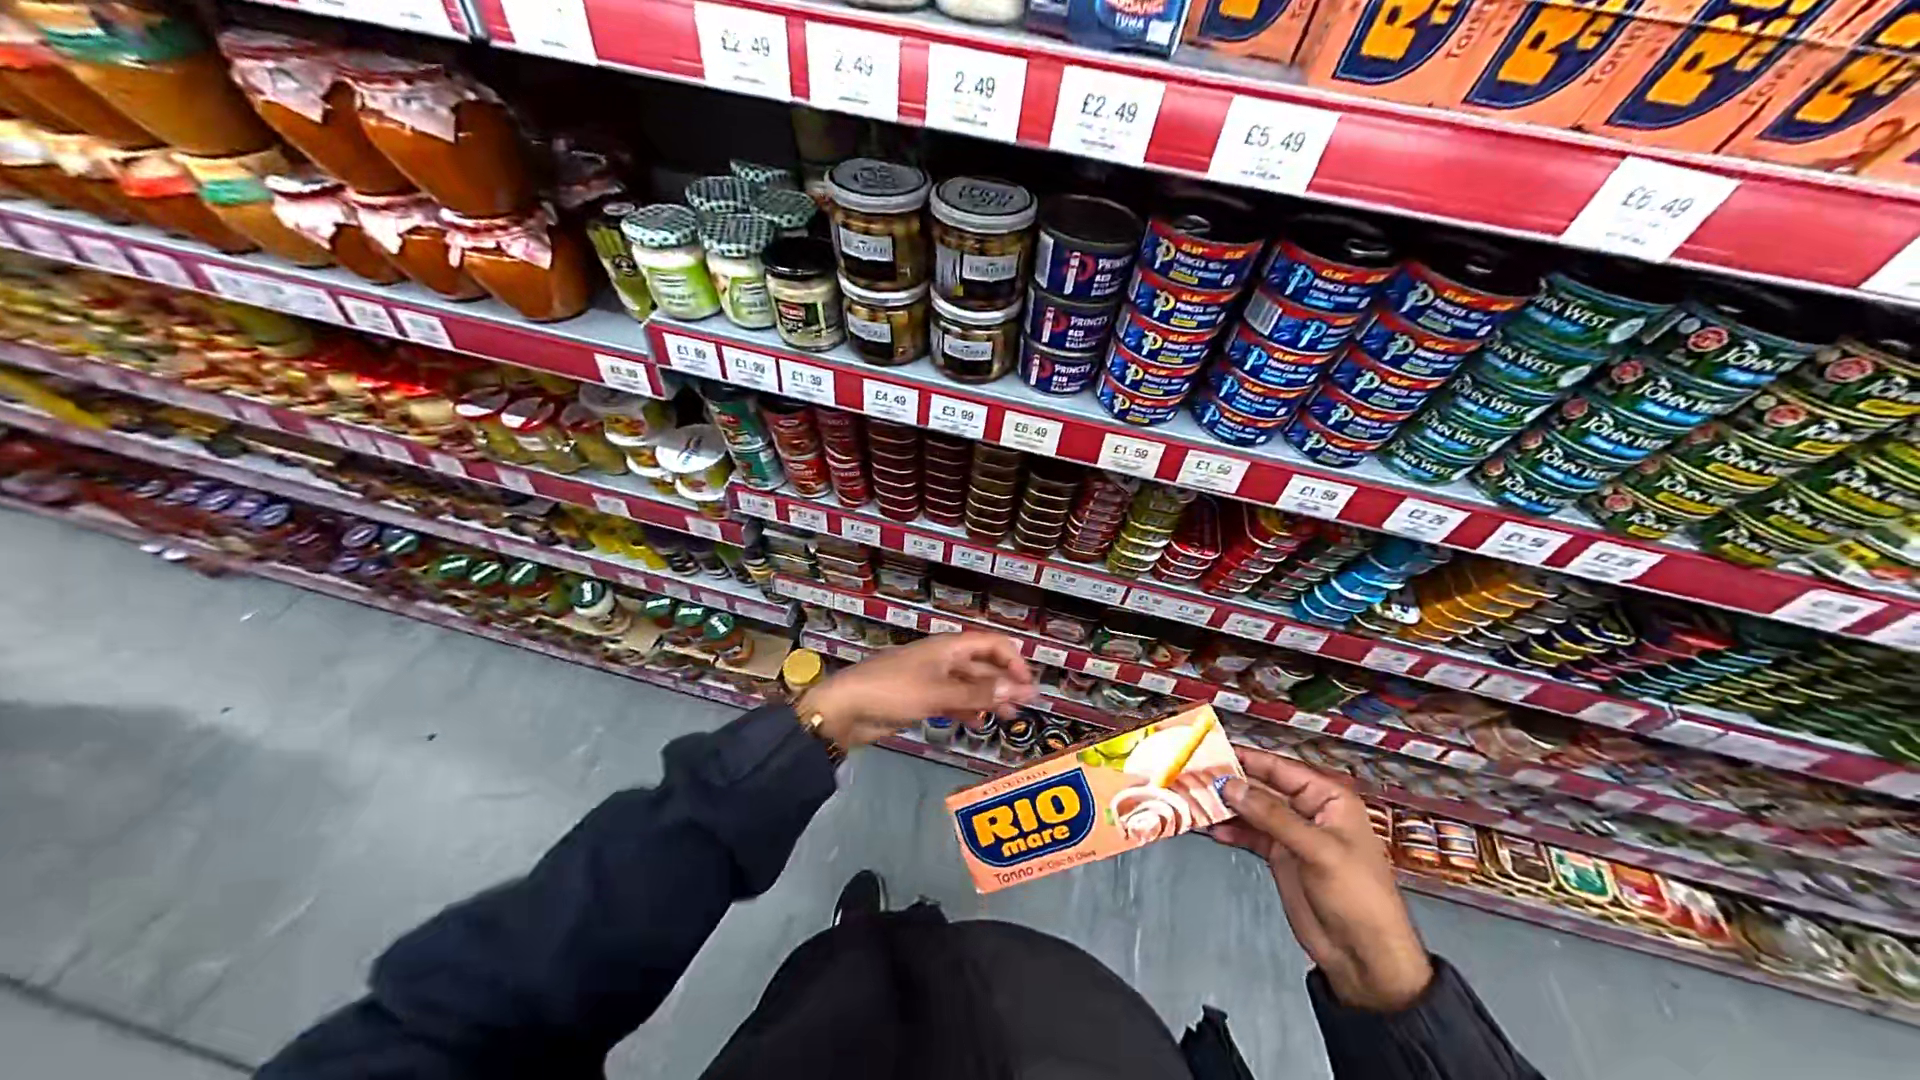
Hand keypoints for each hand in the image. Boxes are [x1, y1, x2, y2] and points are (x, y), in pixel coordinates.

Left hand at [802, 632, 1036, 747]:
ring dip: (988, 698)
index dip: (1013, 660)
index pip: (992, 644)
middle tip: (1024, 706)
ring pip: (969, 685)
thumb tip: (1018, 689)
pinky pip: (953, 700)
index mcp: (949, 647)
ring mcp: (932, 679)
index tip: (1027, 685)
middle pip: (983, 666)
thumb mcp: (939, 692)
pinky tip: (979, 722)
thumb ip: (978, 692)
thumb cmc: (893, 691)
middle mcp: (944, 659)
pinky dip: (967, 708)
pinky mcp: (921, 699)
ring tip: (1008, 717)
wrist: (846, 709)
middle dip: (1004, 682)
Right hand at [1213, 746, 1432, 1011]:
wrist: (1364, 956)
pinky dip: (1230, 830)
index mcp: (1329, 799)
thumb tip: (1233, 787)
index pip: (1281, 768)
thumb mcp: (1319, 850)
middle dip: (1231, 783)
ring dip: (1226, 807)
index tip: (1216, 751)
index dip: (1248, 759)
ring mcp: (1292, 834)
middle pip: (1262, 787)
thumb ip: (1273, 816)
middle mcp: (1309, 811)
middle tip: (1196, 777)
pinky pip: (1249, 834)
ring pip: (1251, 810)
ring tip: (1196, 801)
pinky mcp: (1280, 856)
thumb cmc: (1361, 899)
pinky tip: (1212, 828)